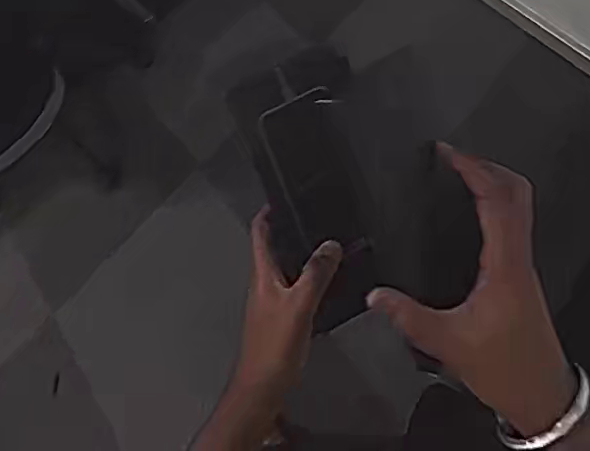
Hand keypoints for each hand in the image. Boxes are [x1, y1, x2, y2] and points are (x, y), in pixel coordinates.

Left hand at [232, 207, 343, 400]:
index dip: (267, 213)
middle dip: (290, 230)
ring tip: (325, 242)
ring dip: (301, 253)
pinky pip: (294, 285)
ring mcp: (270, 301)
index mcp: (262, 274)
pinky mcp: (279, 317)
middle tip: (313, 216)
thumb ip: (316, 273)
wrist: (261, 391)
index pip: (258, 233)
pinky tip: (325, 281)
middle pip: (273, 247)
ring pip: (285, 266)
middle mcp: (263, 283)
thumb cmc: (274, 345)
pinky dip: (307, 276)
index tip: (282, 197)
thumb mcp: (299, 304)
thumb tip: (331, 244)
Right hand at [367, 145, 578, 434]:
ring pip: (520, 203)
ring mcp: (525, 260)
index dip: (475, 169)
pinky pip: (516, 219)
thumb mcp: (449, 345)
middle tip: (456, 156)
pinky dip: (497, 200)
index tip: (451, 154)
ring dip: (495, 180)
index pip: (497, 199)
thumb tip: (378, 296)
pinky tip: (476, 208)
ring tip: (464, 172)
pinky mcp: (522, 269)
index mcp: (505, 263)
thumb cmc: (505, 368)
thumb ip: (410, 318)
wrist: (541, 395)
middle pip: (517, 191)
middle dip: (487, 165)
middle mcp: (519, 255)